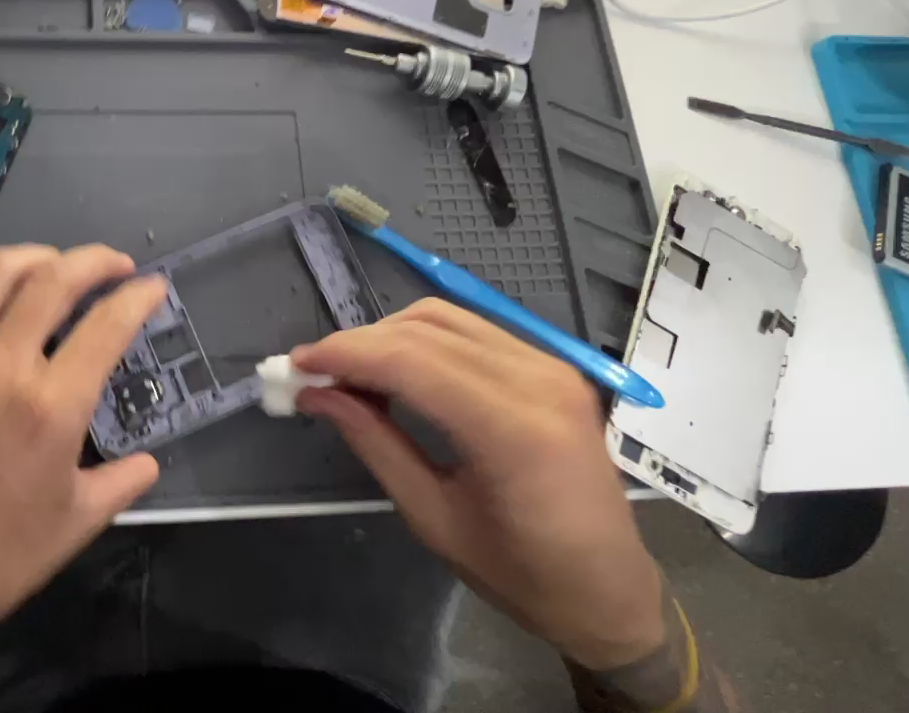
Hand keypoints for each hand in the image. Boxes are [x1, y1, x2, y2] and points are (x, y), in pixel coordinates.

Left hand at [0, 245, 167, 712]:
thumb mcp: (74, 524)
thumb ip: (121, 481)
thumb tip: (147, 461)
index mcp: (49, 407)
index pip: (105, 325)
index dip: (137, 297)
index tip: (152, 287)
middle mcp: (0, 365)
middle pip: (53, 278)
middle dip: (94, 259)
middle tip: (116, 264)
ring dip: (40, 256)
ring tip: (63, 267)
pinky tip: (12, 305)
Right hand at [293, 298, 664, 670]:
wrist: (612, 591)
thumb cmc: (523, 575)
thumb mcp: (432, 517)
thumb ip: (373, 442)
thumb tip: (315, 395)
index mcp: (514, 431)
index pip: (410, 361)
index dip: (344, 354)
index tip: (296, 367)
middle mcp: (537, 380)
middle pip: (422, 330)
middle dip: (357, 344)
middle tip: (313, 374)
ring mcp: (549, 365)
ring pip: (441, 317)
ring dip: (385, 335)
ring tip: (350, 373)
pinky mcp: (549, 364)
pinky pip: (467, 328)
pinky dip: (418, 338)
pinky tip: (394, 368)